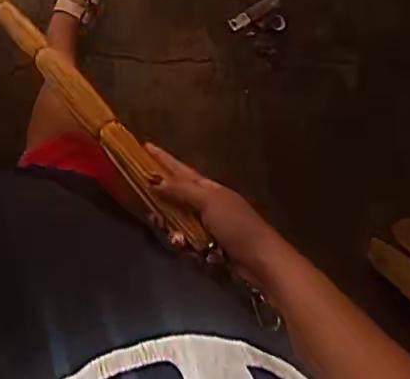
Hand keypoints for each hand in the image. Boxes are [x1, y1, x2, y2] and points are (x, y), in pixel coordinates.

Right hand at [147, 144, 287, 277]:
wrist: (263, 262)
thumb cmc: (237, 225)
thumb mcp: (209, 202)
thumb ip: (182, 190)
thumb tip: (156, 180)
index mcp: (207, 188)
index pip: (179, 169)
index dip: (163, 159)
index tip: (145, 146)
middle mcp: (206, 204)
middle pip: (175, 200)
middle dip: (164, 208)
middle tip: (152, 212)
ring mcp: (209, 228)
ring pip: (180, 226)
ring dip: (179, 235)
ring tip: (183, 243)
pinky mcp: (210, 251)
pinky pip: (190, 247)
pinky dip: (192, 252)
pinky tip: (203, 258)